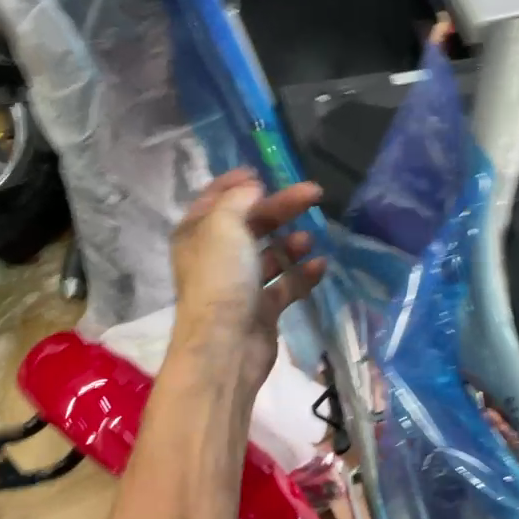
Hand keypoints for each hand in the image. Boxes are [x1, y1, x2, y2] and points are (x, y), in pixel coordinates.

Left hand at [170, 168, 326, 385]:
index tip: (264, 174)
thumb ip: (240, 200)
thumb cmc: (220, 279)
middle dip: (280, 208)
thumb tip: (253, 189)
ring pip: (271, 255)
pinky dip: (303, 274)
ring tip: (310, 238)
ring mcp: (240, 285)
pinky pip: (286, 285)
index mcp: (198, 234)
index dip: (238, 184)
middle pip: (252, 224)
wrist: (225, 345)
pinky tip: (321, 266)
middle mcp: (217, 256)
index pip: (216, 199)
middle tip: (313, 194)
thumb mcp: (224, 225)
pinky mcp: (262, 309)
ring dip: (292, 243)